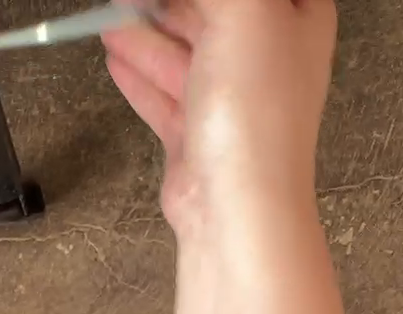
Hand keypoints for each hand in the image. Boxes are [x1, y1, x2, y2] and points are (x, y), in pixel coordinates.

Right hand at [103, 0, 336, 239]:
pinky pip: (165, 97)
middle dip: (170, 2)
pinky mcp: (198, 137)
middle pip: (214, 13)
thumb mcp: (245, 13)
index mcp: (295, 17)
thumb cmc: (254, 111)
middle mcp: (266, 57)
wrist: (236, 205)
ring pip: (182, 54)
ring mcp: (230, 101)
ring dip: (144, 34)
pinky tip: (115, 59)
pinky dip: (140, 77)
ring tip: (107, 17)